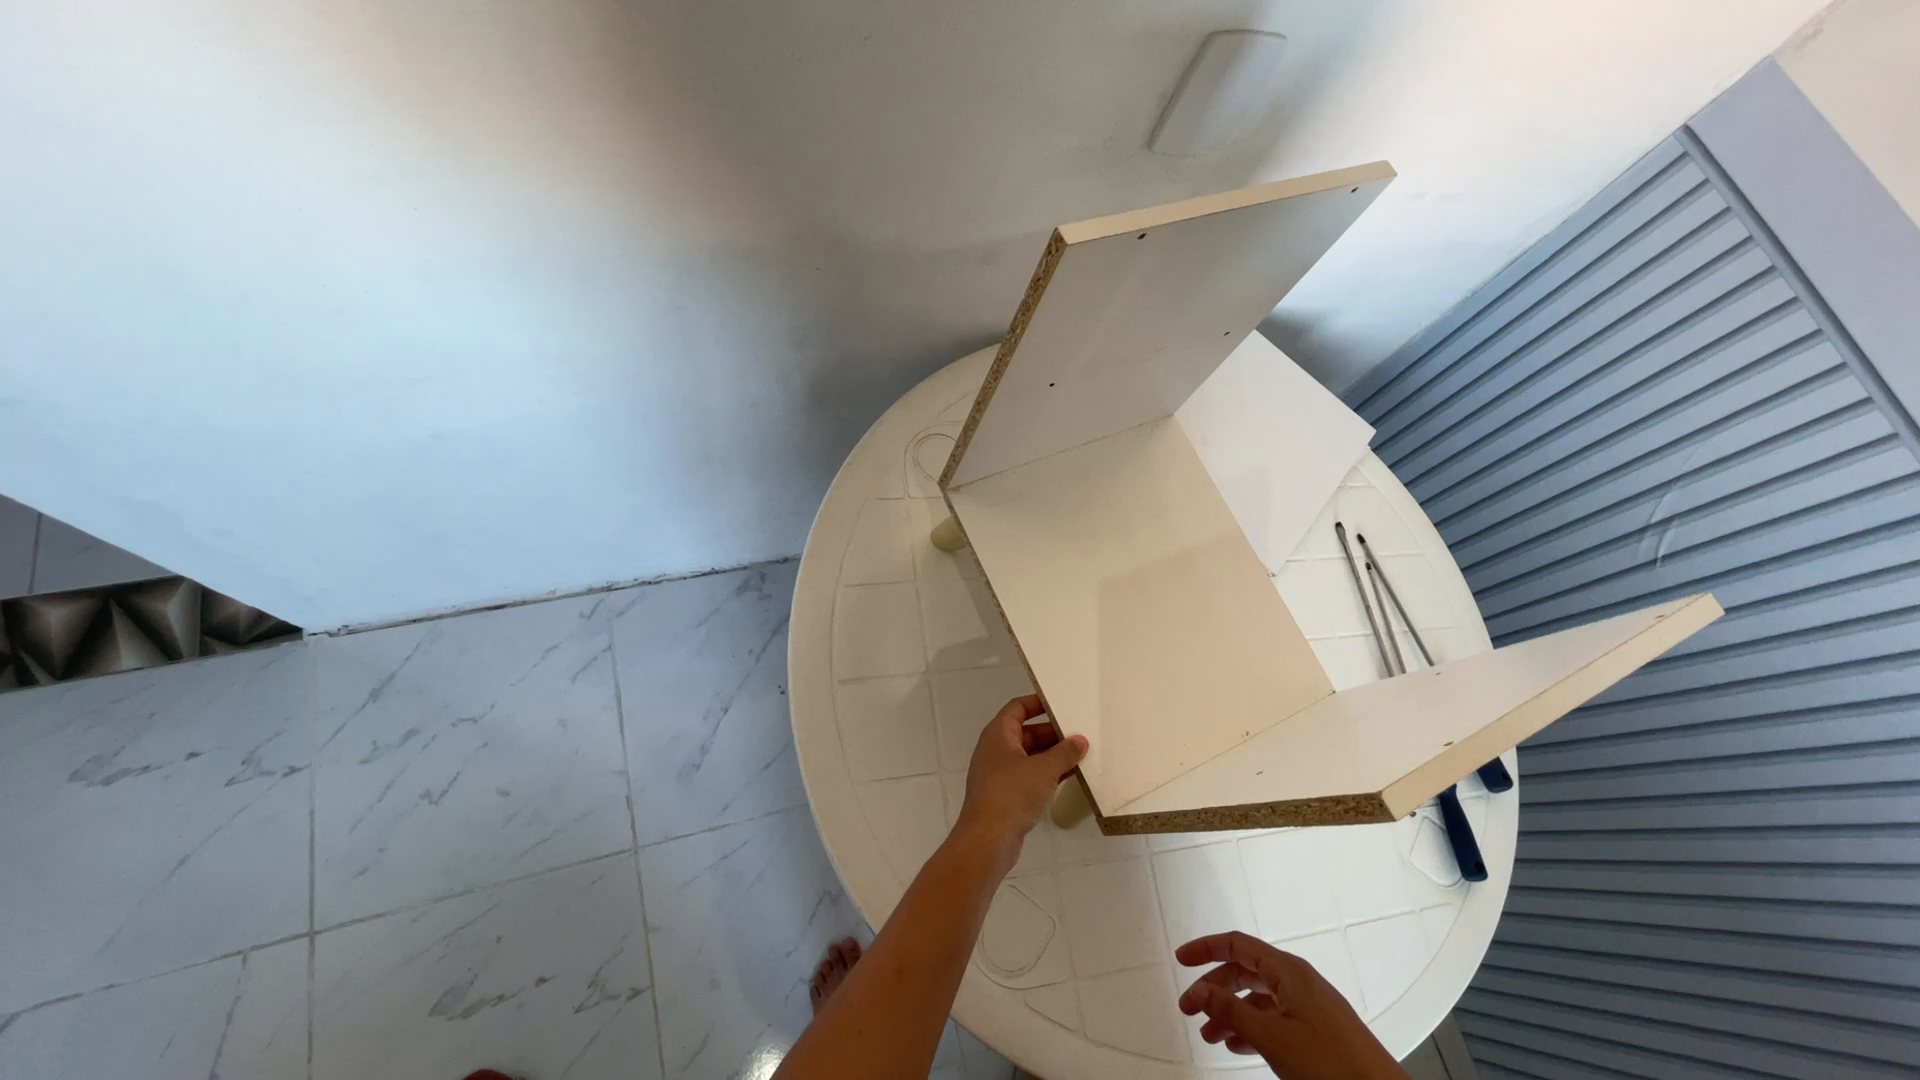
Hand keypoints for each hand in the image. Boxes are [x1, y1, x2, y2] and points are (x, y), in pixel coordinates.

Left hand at [954, 695, 1087, 866]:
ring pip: (1030, 756)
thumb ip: (1064, 753)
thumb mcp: (1043, 769)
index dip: (1038, 703)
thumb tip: (1080, 741)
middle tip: (1080, 733)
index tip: (1062, 703)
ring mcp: (1000, 774)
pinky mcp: (1006, 796)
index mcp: (998, 734)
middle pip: (1026, 732)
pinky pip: (1030, 776)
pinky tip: (1070, 777)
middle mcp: (996, 750)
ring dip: (1053, 756)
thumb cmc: (1012, 794)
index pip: (1018, 708)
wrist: (988, 839)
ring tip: (1082, 754)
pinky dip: (1048, 774)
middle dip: (1052, 733)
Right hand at [1177, 932, 1407, 1079]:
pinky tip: (1237, 1046)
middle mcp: (1298, 981)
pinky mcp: (1317, 1031)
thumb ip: (1231, 1012)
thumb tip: (1199, 990)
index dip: (1206, 948)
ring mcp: (1309, 1006)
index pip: (1238, 944)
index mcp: (1288, 971)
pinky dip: (1251, 1028)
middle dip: (1215, 988)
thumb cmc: (1327, 1064)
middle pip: (1245, 971)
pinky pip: (1274, 1018)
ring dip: (1230, 1013)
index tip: (1179, 961)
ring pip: (1258, 998)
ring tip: (1209, 1036)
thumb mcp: (1272, 1037)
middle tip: (1189, 1011)